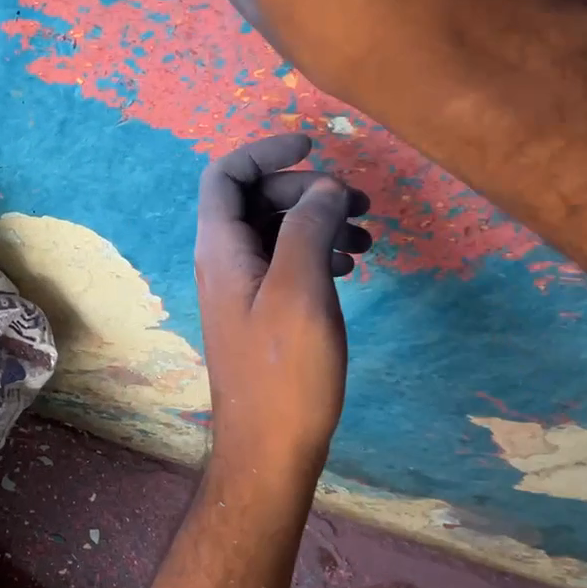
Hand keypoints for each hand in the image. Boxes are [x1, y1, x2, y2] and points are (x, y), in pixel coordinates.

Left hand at [196, 133, 369, 476]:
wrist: (270, 443)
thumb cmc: (285, 369)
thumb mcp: (301, 289)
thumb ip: (307, 227)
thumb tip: (322, 186)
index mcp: (219, 246)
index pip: (225, 175)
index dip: (263, 151)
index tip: (312, 144)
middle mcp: (222, 258)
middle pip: (256, 198)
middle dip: (306, 190)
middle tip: (360, 205)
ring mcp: (240, 285)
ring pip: (275, 230)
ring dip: (318, 221)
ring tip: (367, 239)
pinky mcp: (260, 308)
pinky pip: (284, 260)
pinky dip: (316, 251)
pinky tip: (350, 267)